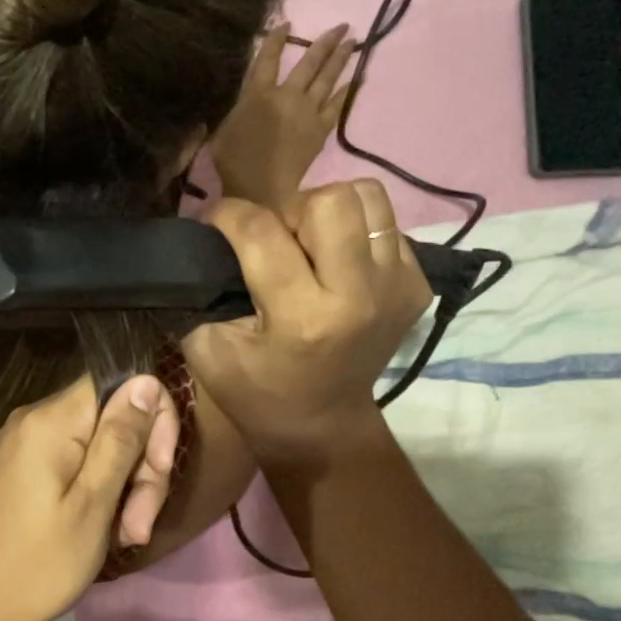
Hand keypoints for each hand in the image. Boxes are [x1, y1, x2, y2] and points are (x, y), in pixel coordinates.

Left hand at [0, 375, 179, 620]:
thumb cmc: (40, 561)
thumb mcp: (94, 503)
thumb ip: (120, 439)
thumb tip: (146, 380)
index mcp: (47, 421)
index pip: (120, 382)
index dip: (153, 419)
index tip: (159, 471)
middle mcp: (30, 420)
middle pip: (109, 416)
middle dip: (139, 467)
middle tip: (139, 524)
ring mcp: (20, 445)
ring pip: (94, 445)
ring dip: (121, 487)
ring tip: (124, 537)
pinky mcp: (17, 469)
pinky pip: (70, 463)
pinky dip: (94, 492)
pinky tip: (102, 531)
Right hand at [181, 180, 431, 464]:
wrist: (320, 423)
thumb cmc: (253, 390)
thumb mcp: (207, 349)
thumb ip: (205, 294)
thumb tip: (203, 242)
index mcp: (302, 316)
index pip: (263, 233)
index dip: (228, 215)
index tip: (212, 221)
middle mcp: (360, 294)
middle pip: (330, 200)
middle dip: (289, 209)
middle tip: (272, 238)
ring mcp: (398, 285)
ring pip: (366, 198)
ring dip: (327, 212)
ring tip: (306, 243)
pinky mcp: (417, 283)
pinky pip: (385, 225)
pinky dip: (352, 233)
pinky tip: (331, 265)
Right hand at [212, 23, 354, 209]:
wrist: (260, 189)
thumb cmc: (232, 163)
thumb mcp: (220, 133)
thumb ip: (232, 113)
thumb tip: (236, 102)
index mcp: (256, 96)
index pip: (267, 60)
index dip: (276, 40)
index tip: (286, 23)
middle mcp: (286, 96)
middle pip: (308, 63)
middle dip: (324, 43)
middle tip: (340, 26)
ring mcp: (308, 110)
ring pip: (327, 77)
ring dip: (340, 57)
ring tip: (352, 41)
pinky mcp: (321, 128)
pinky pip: (337, 103)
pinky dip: (348, 90)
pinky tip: (357, 79)